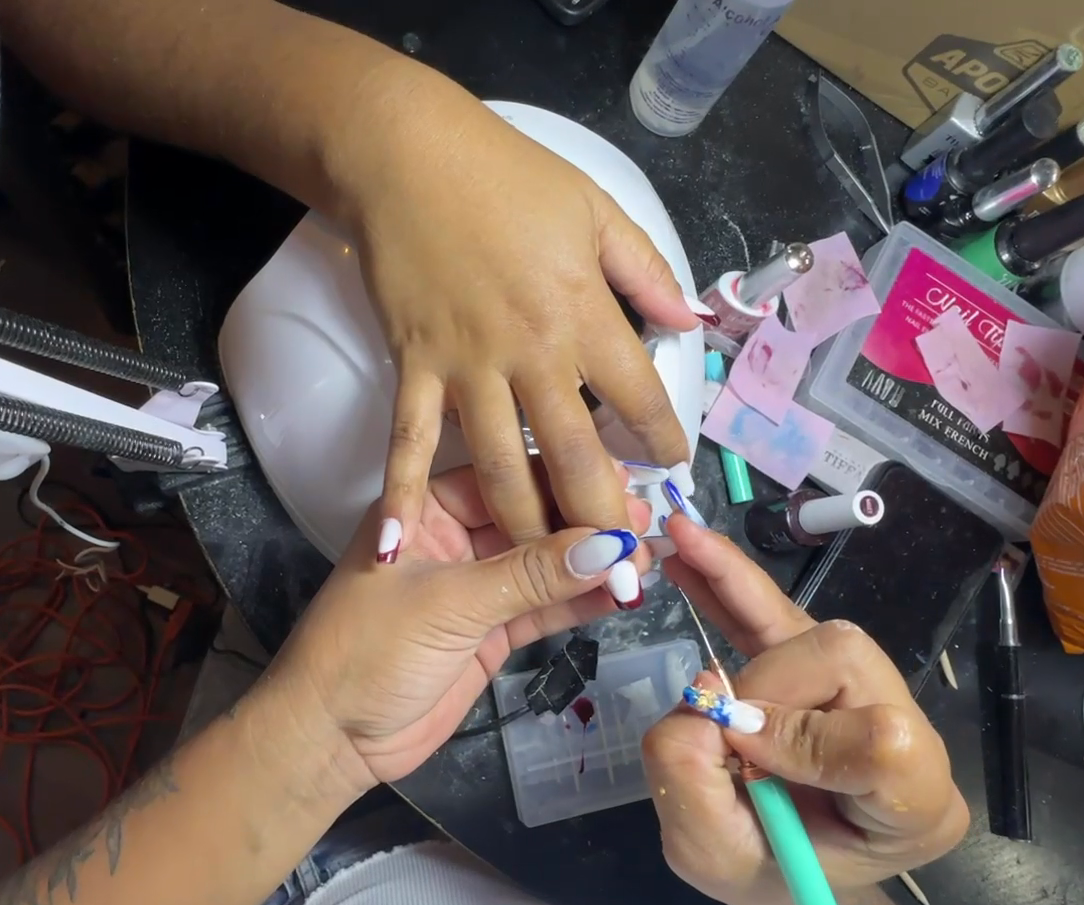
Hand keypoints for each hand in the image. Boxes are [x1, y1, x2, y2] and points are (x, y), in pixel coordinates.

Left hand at [259, 462, 651, 785]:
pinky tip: (619, 596)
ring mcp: (472, 586)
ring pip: (541, 567)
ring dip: (590, 566)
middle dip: (586, 524)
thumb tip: (611, 544)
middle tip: (646, 523)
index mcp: (423, 507)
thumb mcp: (448, 603)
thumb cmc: (369, 650)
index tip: (620, 483)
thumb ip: (531, 576)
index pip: (504, 477)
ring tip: (648, 560)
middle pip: (529, 520)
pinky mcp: (488, 630)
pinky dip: (577, 604)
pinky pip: (540, 608)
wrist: (331, 737)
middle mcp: (451, 537)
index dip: (562, 480)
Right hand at [337, 75, 704, 557]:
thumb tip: (692, 320)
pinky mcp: (413, 371)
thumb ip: (646, 270)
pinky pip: (406, 442)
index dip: (661, 441)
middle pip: (573, 451)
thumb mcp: (595, 208)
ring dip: (522, 525)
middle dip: (600, 514)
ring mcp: (465, 368)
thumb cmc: (506, 178)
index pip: (637, 395)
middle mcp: (529, 353)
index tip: (669, 471)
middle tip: (618, 563)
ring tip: (541, 570)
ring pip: (497, 464)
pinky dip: (397, 495)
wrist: (407, 156)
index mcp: (580, 312)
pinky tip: (392, 547)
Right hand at [643, 514, 968, 904]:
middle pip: (843, 657)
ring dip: (734, 591)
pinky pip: (776, 611)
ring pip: (806, 620)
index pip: (888, 741)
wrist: (777, 865)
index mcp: (911, 808)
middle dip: (764, 679)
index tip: (745, 757)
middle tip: (718, 725)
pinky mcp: (819, 662)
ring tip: (675, 547)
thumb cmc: (753, 870)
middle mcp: (906, 734)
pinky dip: (727, 579)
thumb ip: (694, 786)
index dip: (805, 737)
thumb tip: (700, 694)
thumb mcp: (710, 855)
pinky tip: (687, 547)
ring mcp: (866, 689)